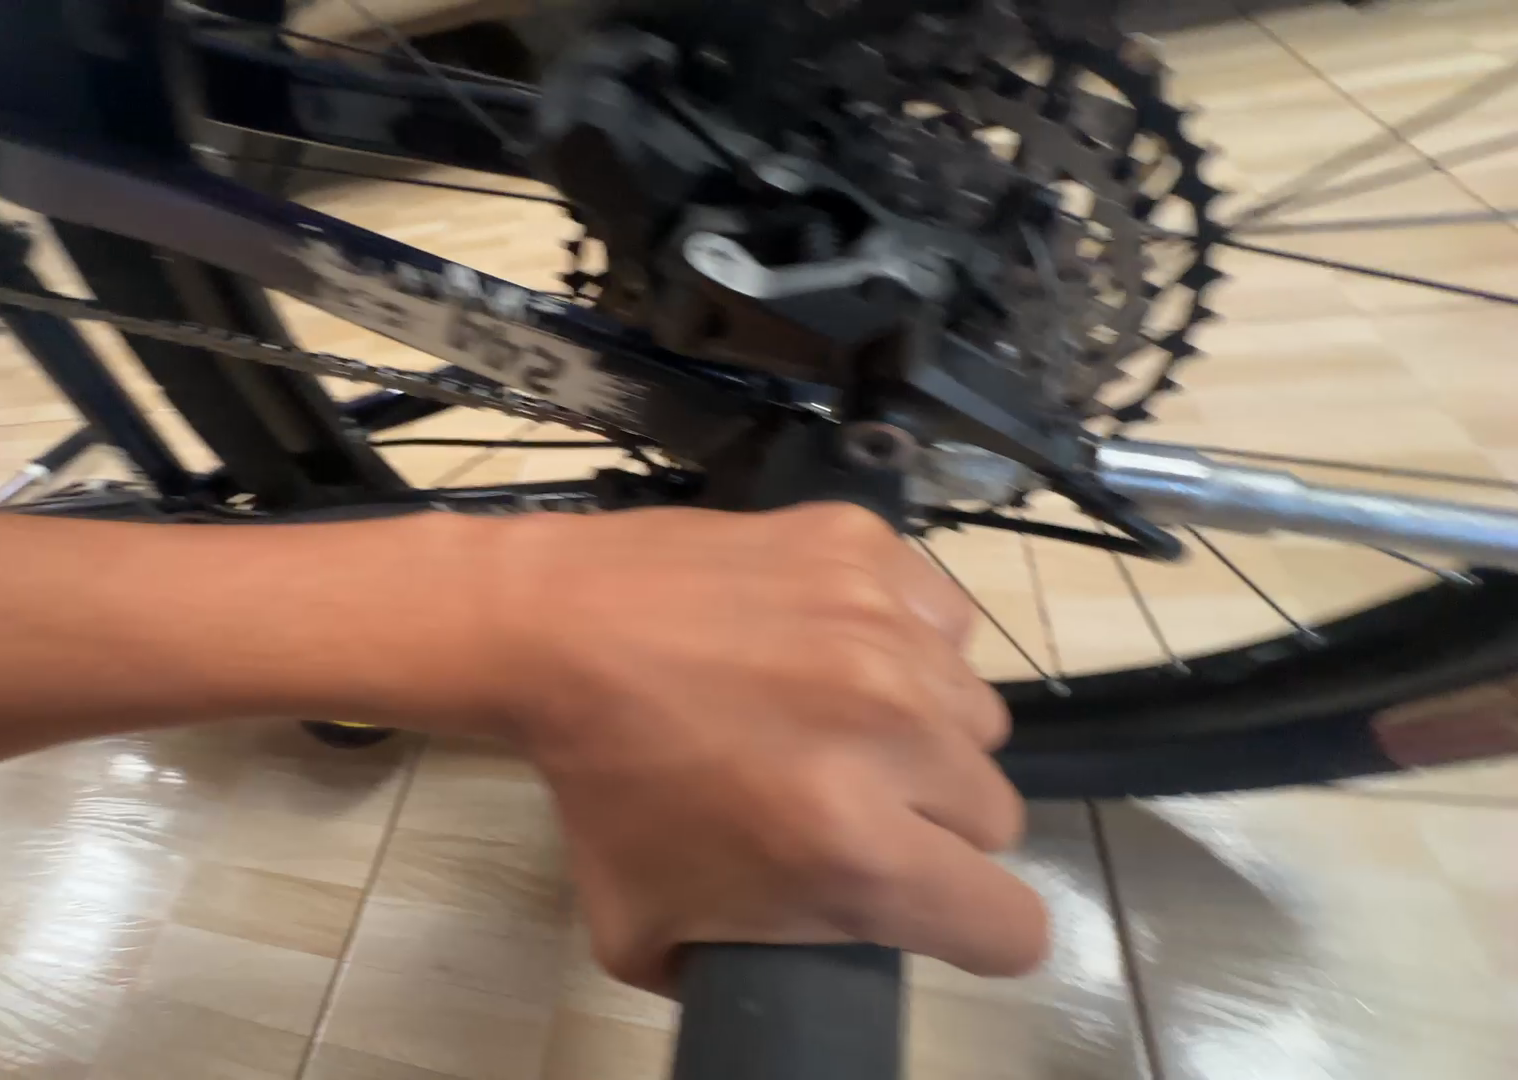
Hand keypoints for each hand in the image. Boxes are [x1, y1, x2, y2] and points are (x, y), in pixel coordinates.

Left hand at [487, 503, 1046, 991]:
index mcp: (850, 847)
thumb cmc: (594, 776)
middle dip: (924, 817)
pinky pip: (934, 613)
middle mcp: (892, 730)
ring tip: (822, 704)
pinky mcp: (858, 544)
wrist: (555, 628)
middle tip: (837, 783)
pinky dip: (899, 632)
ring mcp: (882, 622)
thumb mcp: (643, 930)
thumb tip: (805, 965)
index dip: (961, 920)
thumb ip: (741, 976)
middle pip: (989, 810)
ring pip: (968, 709)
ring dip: (913, 722)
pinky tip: (824, 634)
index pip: (1007, 925)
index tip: (915, 890)